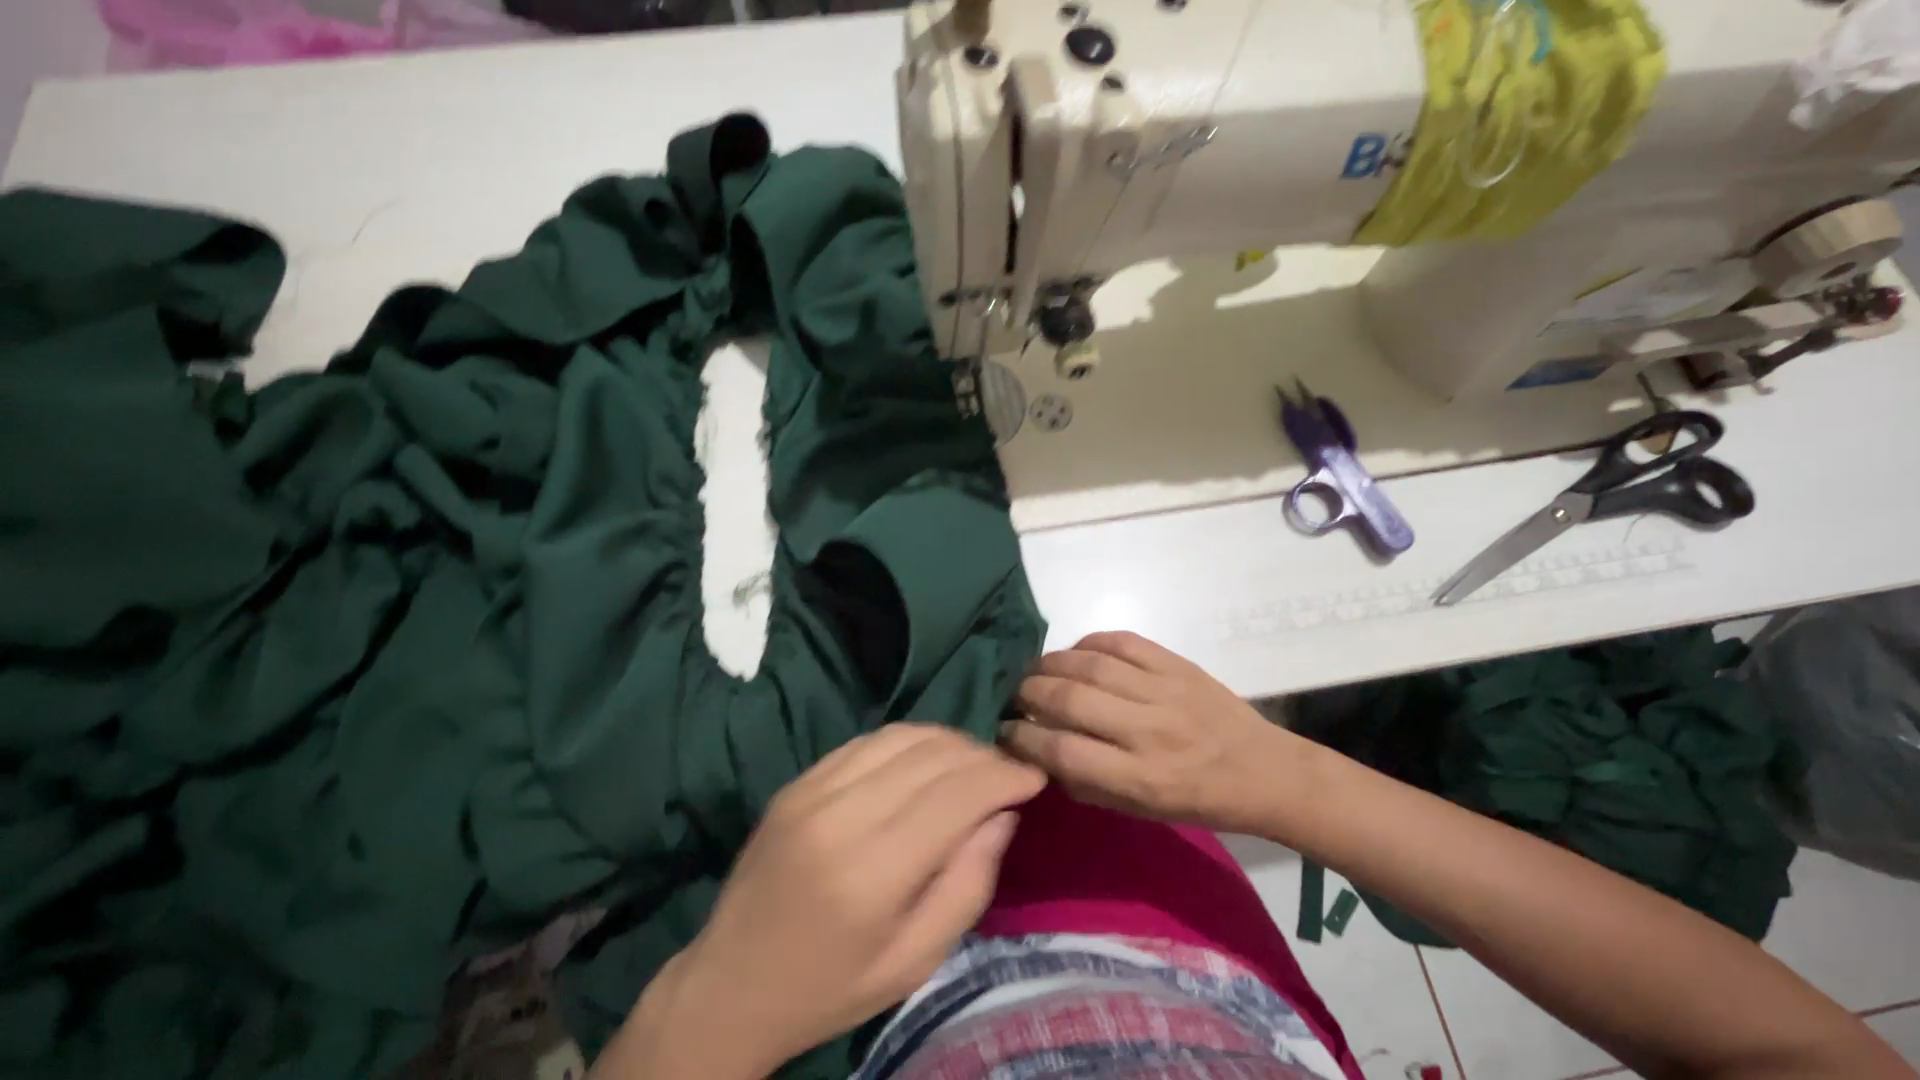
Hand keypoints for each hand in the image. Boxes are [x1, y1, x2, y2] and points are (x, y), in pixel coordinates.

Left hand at [600, 724, 1043, 1079]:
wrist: (731, 985)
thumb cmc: (832, 987)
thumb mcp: (915, 961)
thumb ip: (966, 886)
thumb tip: (1001, 816)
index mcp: (871, 872)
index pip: (956, 794)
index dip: (1004, 776)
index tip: (1035, 777)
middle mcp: (839, 816)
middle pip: (931, 756)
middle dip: (982, 756)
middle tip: (1009, 775)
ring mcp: (810, 792)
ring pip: (899, 737)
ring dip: (948, 742)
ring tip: (974, 765)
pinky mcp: (795, 784)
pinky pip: (864, 742)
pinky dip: (907, 743)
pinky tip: (925, 763)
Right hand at [1000, 631, 1302, 832]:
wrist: (1262, 771)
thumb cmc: (1196, 801)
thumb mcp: (1138, 811)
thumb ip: (1085, 783)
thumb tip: (1037, 750)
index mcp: (1139, 778)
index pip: (1062, 751)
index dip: (1021, 738)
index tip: (1002, 731)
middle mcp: (1148, 731)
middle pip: (1069, 700)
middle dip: (1027, 693)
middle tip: (1011, 695)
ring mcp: (1164, 691)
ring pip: (1089, 664)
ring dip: (1050, 664)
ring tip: (1034, 671)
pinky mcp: (1177, 664)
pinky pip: (1122, 641)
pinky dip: (1088, 642)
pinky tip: (1075, 653)